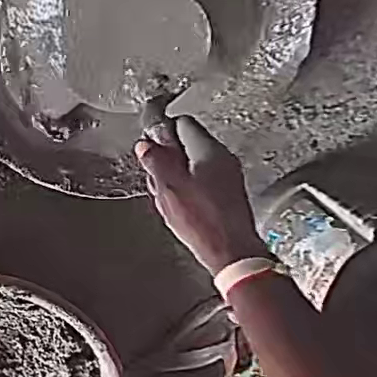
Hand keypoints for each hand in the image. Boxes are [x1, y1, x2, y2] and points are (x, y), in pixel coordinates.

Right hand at [135, 116, 265, 273]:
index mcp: (209, 150)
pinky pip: (199, 182)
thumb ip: (155, 160)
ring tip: (167, 197)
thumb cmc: (203, 220)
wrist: (231, 253)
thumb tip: (145, 144)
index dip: (161, 132)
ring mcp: (226, 177)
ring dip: (174, 176)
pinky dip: (185, 190)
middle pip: (186, 145)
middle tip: (157, 178)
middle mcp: (222, 159)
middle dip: (167, 158)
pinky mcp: (226, 195)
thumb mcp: (168, 186)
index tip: (149, 147)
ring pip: (191, 165)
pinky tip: (179, 207)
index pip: (182, 123)